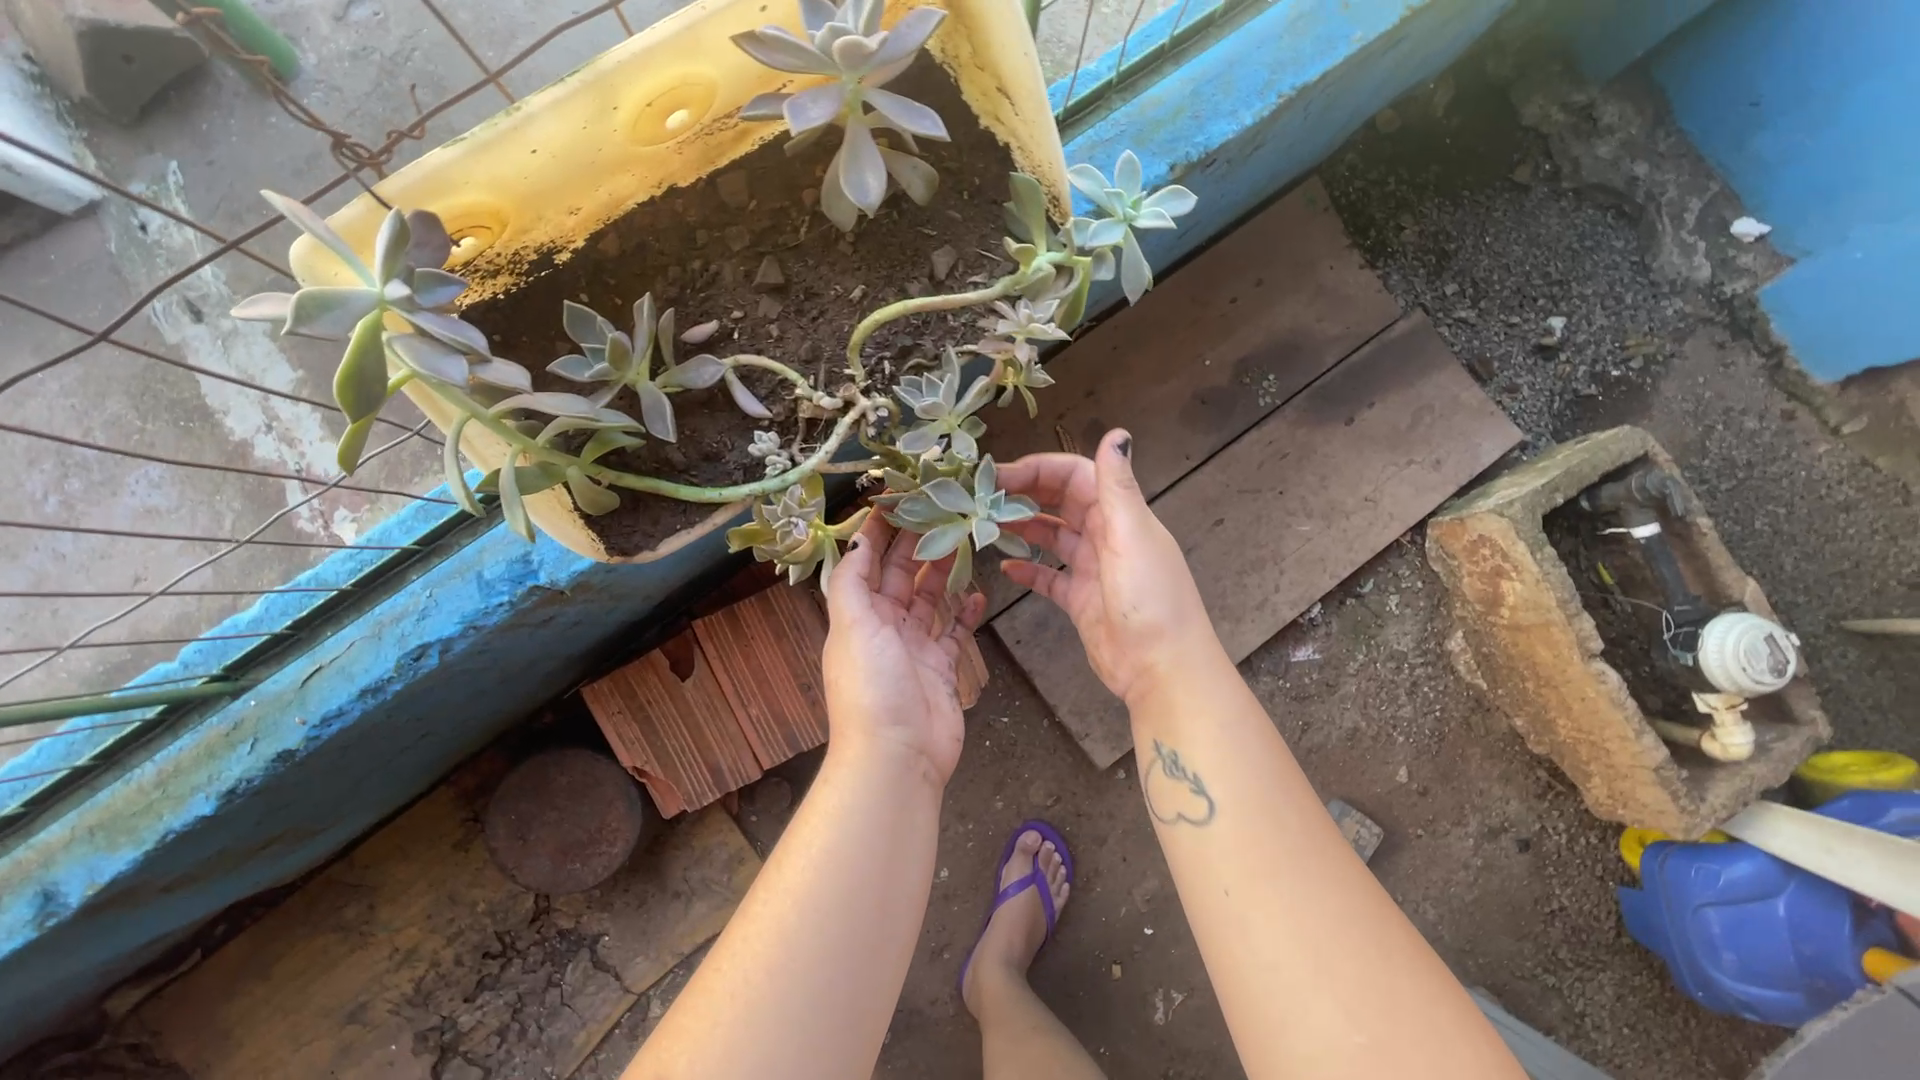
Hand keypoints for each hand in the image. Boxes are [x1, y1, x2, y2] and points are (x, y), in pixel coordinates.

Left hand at [822, 511, 986, 783]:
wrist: (898, 755)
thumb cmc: (872, 686)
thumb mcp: (852, 626)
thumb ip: (852, 582)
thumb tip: (855, 542)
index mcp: (858, 616)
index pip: (867, 563)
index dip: (879, 533)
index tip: (898, 499)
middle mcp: (884, 628)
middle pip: (901, 577)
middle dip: (917, 544)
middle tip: (943, 512)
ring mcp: (914, 649)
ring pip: (930, 600)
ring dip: (943, 572)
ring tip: (965, 542)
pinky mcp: (941, 668)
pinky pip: (954, 632)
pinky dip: (964, 612)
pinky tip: (978, 593)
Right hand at [997, 429, 1221, 706]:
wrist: (1162, 668)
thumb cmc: (1150, 599)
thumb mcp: (1132, 536)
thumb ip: (1118, 486)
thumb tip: (1118, 432)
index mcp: (1119, 514)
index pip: (1074, 475)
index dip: (1038, 469)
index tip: (998, 474)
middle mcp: (1106, 535)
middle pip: (1060, 501)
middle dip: (1024, 494)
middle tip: (982, 498)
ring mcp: (1092, 568)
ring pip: (1051, 536)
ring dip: (1022, 527)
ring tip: (986, 526)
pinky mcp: (1081, 600)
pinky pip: (1049, 576)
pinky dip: (1028, 569)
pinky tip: (1005, 567)